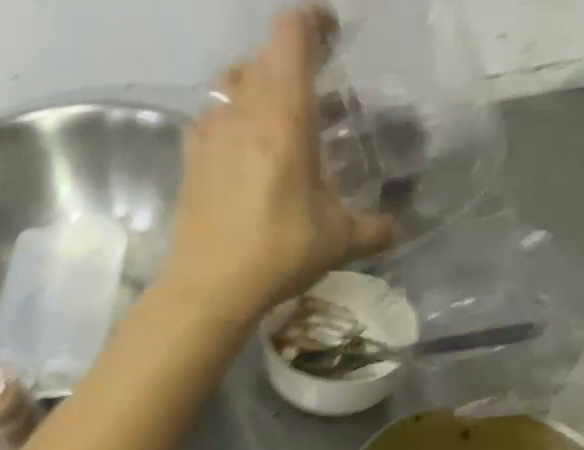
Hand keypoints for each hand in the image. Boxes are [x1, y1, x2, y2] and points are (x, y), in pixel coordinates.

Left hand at [163, 5, 396, 321]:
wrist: (208, 288)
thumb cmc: (278, 253)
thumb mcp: (337, 240)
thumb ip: (372, 228)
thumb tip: (395, 230)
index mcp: (283, 113)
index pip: (292, 31)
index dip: (314, 23)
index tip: (332, 39)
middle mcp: (241, 110)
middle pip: (261, 55)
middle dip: (288, 62)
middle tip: (311, 90)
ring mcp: (208, 132)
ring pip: (229, 83)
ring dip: (253, 87)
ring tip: (274, 119)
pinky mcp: (189, 159)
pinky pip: (209, 118)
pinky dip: (228, 121)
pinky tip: (242, 155)